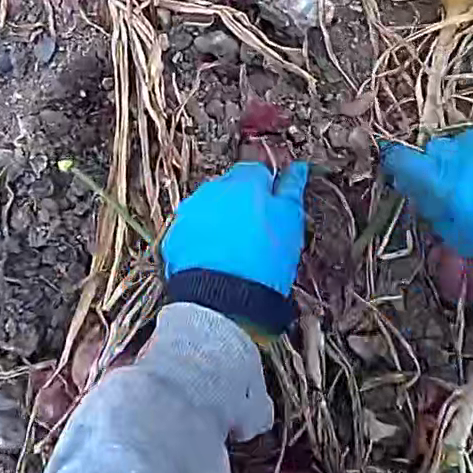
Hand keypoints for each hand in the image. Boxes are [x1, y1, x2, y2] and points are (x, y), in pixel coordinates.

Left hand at [162, 161, 308, 293]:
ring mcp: (190, 213)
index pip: (258, 171)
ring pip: (210, 208)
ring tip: (238, 249)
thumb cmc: (263, 262)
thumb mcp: (291, 222)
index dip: (267, 190)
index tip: (273, 206)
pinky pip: (192, 231)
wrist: (225, 302)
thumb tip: (297, 169)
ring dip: (221, 220)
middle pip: (231, 187)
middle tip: (258, 231)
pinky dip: (202, 240)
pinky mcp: (175, 238)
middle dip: (242, 203)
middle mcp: (213, 190)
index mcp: (245, 182)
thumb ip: (292, 189)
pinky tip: (219, 259)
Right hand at [381, 115, 472, 265]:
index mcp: (442, 179)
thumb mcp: (463, 238)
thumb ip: (436, 212)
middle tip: (467, 186)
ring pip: (472, 139)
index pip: (402, 160)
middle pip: (439, 149)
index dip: (401, 166)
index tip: (407, 173)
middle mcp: (462, 148)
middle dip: (447, 165)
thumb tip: (423, 195)